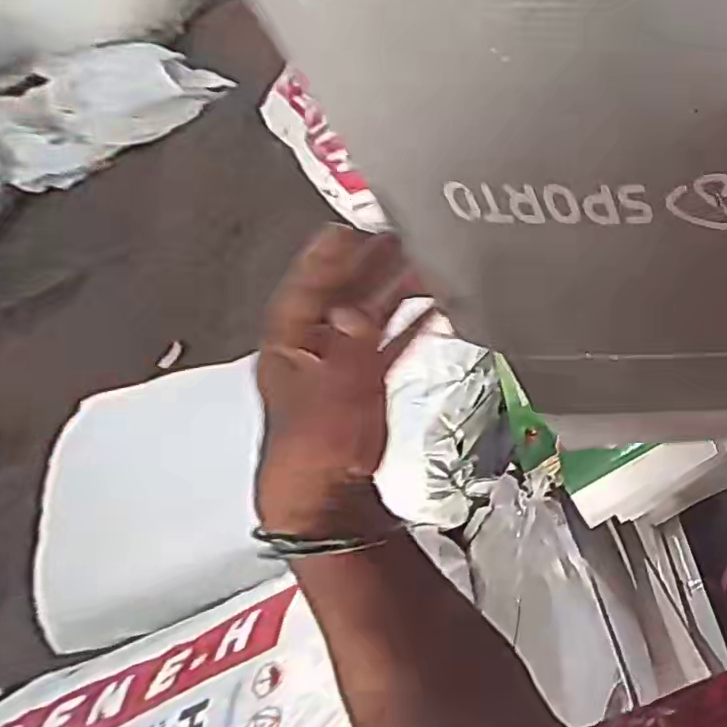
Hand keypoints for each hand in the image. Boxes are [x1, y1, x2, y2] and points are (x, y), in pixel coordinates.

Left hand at [254, 226, 432, 536]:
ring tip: (424, 264)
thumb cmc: (315, 453)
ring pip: (373, 316)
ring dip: (396, 291)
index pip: (306, 293)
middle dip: (368, 267)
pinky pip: (395, 341)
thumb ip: (347, 355)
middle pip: (343, 297)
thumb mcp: (330, 400)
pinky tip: (436, 309)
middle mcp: (316, 349)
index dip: (325, 261)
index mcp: (290, 348)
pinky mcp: (371, 380)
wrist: (327, 496)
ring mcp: (345, 364)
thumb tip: (355, 311)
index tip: (347, 230)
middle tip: (398, 237)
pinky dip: (414, 323)